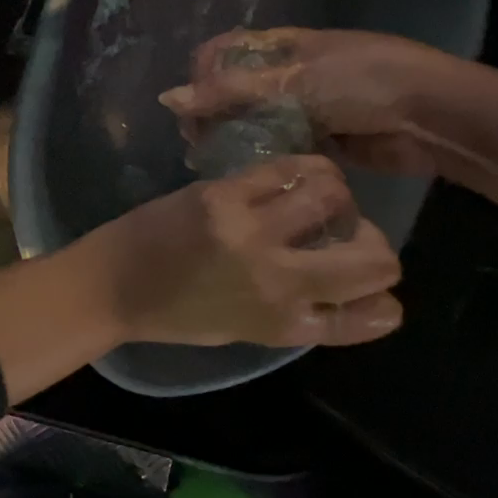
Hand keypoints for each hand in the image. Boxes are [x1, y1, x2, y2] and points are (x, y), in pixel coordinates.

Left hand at [76, 154, 402, 347]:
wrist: (112, 286)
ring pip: (335, 199)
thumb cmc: (174, 314)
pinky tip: (296, 174)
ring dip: (339, 196)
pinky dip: (305, 169)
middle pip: (372, 258)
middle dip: (377, 246)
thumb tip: (344, 293)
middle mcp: (279, 283)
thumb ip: (296, 313)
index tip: (378, 289)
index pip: (370, 317)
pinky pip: (290, 170)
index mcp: (284, 324)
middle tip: (352, 232)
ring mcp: (252, 235)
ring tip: (318, 197)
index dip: (384, 301)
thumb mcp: (245, 328)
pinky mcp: (225, 197)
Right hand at [158, 27, 474, 176]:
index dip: (199, 79)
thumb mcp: (294, 80)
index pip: (220, 54)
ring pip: (252, 121)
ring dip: (234, 140)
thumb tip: (167, 100)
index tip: (190, 113)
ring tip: (217, 166)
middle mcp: (286, 73)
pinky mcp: (318, 138)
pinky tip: (249, 177)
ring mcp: (303, 106)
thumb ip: (231, 91)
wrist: (432, 116)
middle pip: (231, 91)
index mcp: (280, 45)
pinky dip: (263, 158)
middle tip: (199, 147)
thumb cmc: (363, 82)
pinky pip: (278, 146)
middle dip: (211, 116)